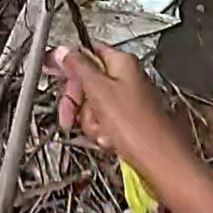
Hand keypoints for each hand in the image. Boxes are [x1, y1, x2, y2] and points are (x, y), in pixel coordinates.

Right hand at [46, 43, 189, 174]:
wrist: (160, 162)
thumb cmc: (137, 126)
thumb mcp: (99, 90)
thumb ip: (78, 67)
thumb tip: (64, 50)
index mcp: (121, 63)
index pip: (87, 52)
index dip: (68, 63)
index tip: (52, 71)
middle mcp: (125, 78)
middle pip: (86, 80)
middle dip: (78, 101)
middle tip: (70, 113)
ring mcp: (126, 100)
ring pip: (92, 104)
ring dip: (90, 120)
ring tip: (102, 129)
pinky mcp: (127, 121)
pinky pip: (102, 121)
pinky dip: (101, 132)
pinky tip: (110, 139)